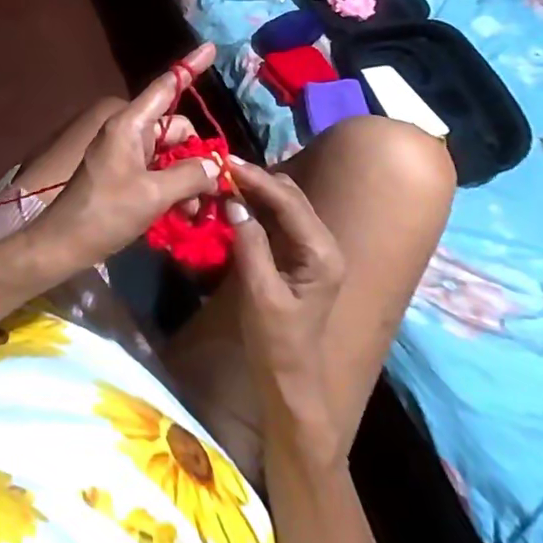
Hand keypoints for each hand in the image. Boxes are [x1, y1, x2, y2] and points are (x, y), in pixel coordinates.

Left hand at [25, 44, 223, 269]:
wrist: (64, 243)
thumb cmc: (106, 212)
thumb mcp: (155, 194)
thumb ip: (191, 175)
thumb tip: (214, 166)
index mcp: (130, 125)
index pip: (165, 87)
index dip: (189, 68)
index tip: (211, 47)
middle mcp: (128, 133)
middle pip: (176, 130)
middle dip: (198, 156)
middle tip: (212, 190)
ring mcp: (125, 155)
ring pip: (171, 156)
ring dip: (187, 180)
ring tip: (195, 212)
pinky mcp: (124, 175)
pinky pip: (158, 172)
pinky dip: (173, 190)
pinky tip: (184, 216)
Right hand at [225, 159, 345, 387]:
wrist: (289, 380)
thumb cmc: (276, 341)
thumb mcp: (259, 293)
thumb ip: (249, 244)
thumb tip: (233, 202)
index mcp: (321, 253)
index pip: (289, 202)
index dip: (257, 179)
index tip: (225, 162)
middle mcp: (323, 245)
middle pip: (290, 197)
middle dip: (257, 179)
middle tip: (219, 169)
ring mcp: (311, 250)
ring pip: (284, 205)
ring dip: (256, 191)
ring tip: (223, 180)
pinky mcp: (296, 257)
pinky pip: (277, 220)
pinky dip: (257, 207)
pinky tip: (234, 202)